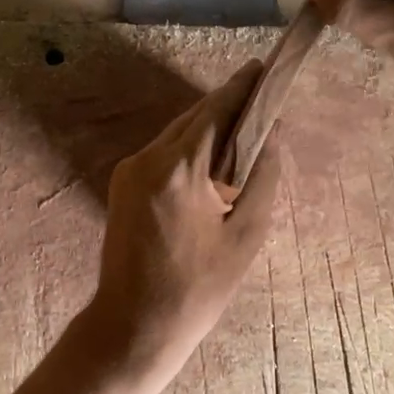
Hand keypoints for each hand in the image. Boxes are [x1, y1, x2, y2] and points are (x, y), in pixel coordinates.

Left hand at [85, 61, 282, 375]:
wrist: (134, 326)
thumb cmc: (198, 288)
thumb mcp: (245, 235)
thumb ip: (262, 177)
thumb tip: (272, 134)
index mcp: (177, 170)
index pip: (213, 112)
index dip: (240, 88)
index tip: (261, 67)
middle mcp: (146, 160)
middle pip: (192, 120)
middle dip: (226, 106)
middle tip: (260, 95)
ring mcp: (128, 172)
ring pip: (175, 135)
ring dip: (207, 127)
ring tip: (244, 123)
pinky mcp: (122, 185)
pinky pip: (162, 154)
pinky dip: (189, 148)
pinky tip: (213, 155)